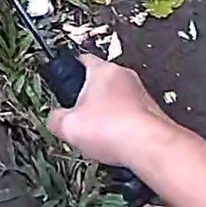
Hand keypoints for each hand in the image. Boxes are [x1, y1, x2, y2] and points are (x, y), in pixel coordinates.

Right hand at [45, 55, 187, 171]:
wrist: (150, 147)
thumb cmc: (115, 129)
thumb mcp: (68, 126)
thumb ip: (55, 119)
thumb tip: (54, 120)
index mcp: (103, 70)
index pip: (82, 59)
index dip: (70, 68)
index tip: (65, 75)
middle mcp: (124, 76)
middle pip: (100, 81)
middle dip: (88, 98)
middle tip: (79, 115)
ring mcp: (140, 94)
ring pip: (117, 99)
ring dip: (107, 113)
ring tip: (98, 135)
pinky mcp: (152, 112)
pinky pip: (131, 115)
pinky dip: (122, 127)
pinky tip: (116, 143)